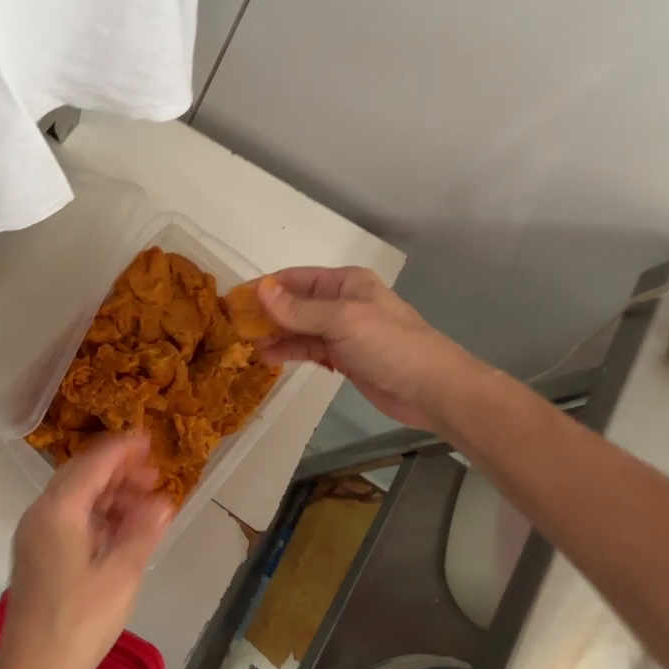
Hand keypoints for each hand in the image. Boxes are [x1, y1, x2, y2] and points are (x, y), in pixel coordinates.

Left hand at [6, 433, 173, 668]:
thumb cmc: (80, 621)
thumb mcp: (121, 576)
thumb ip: (142, 532)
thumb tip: (163, 501)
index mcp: (58, 510)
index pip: (92, 464)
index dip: (122, 448)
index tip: (148, 438)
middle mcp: (40, 513)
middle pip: (81, 477)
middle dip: (118, 471)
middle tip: (153, 473)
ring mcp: (34, 534)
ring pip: (74, 499)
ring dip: (109, 495)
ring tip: (145, 503)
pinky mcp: (36, 554)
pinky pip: (68, 519)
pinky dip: (96, 516)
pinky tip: (121, 530)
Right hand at [254, 266, 487, 432]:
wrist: (434, 390)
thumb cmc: (390, 345)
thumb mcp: (341, 321)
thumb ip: (298, 309)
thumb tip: (260, 290)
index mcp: (345, 283)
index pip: (294, 278)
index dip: (264, 288)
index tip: (233, 301)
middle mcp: (342, 302)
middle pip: (294, 303)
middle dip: (265, 313)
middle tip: (234, 327)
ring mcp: (343, 331)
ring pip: (299, 327)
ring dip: (274, 334)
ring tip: (245, 344)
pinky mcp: (345, 357)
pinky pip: (309, 348)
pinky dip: (288, 351)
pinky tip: (267, 357)